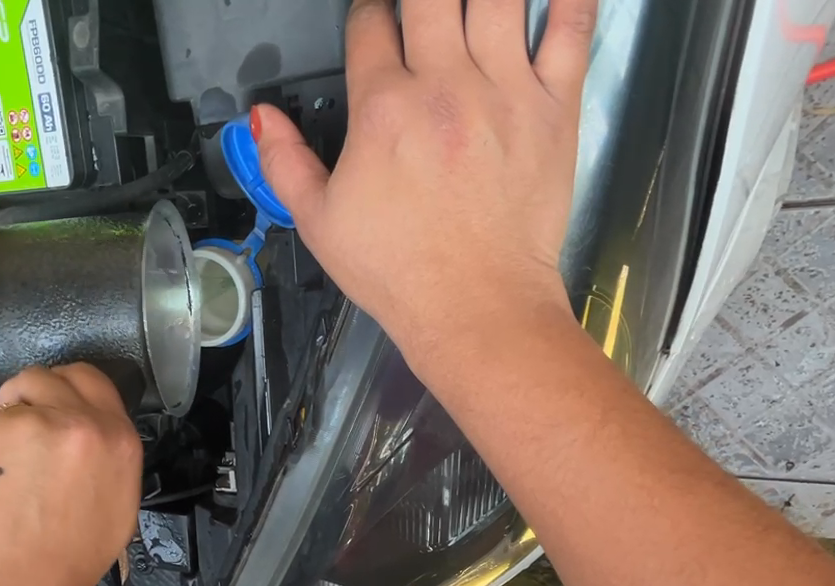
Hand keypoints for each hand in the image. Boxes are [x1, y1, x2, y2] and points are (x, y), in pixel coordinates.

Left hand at [0, 363, 141, 585]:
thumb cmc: (58, 566)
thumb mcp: (117, 514)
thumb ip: (109, 460)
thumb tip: (92, 436)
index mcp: (117, 442)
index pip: (95, 381)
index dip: (75, 392)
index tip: (63, 406)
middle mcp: (75, 423)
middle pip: (50, 376)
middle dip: (38, 394)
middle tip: (29, 430)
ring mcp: (24, 423)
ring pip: (11, 398)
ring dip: (8, 420)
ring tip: (7, 469)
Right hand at [253, 0, 596, 360]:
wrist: (473, 305)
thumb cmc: (397, 272)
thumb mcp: (318, 225)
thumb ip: (284, 163)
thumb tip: (262, 118)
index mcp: (383, 110)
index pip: (369, 24)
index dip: (366, 13)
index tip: (372, 21)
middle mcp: (444, 84)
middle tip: (421, 6)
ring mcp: (505, 89)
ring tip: (470, 5)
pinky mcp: (554, 107)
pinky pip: (573, 25)